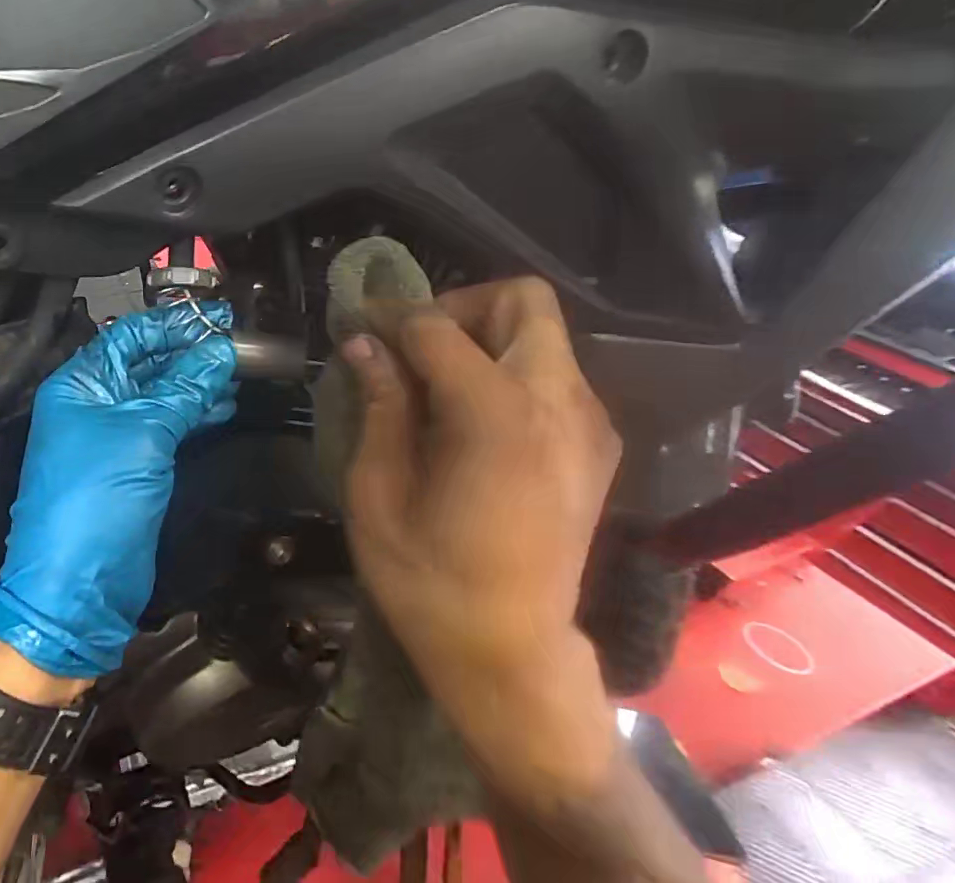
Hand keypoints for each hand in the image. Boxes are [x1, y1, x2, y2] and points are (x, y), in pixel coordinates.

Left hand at [0, 302, 235, 678]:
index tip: (216, 319)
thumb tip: (220, 351)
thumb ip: (183, 389)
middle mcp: (94, 404)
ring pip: (162, 395)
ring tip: (238, 373)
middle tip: (237, 344)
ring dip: (199, 382)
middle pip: (147, 363)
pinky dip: (196, 414)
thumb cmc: (95, 503)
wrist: (78, 589)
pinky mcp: (135, 465)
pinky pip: (169, 427)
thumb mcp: (142, 434)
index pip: (128, 337)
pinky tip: (224, 405)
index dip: (172, 325)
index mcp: (79, 385)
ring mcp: (115, 436)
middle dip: (191, 352)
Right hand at [339, 277, 619, 680]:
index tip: (358, 326)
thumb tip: (363, 345)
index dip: (390, 316)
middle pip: (522, 301)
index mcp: (496, 417)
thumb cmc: (427, 580)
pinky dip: (509, 370)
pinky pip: (553, 374)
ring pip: (543, 334)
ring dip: (485, 337)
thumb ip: (379, 406)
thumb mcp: (379, 492)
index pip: (437, 328)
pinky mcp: (596, 446)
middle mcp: (558, 404)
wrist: (509, 653)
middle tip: (412, 349)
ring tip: (435, 384)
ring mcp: (588, 425)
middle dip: (459, 308)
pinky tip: (470, 418)